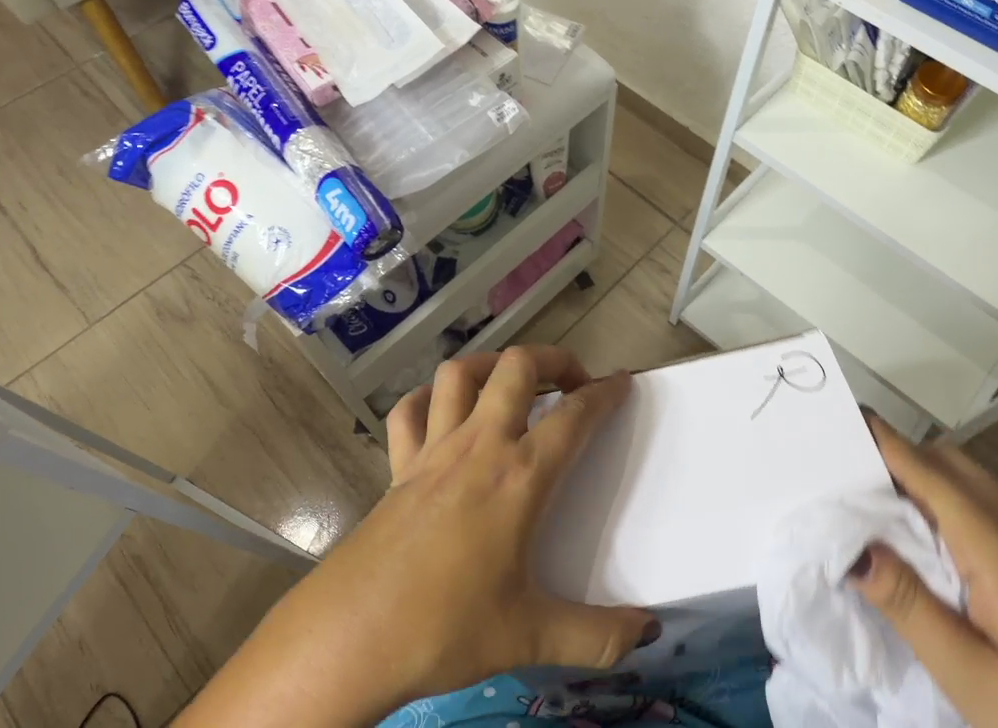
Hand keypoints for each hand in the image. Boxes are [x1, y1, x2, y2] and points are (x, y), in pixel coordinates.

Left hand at [176, 347, 654, 727]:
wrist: (350, 637)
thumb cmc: (445, 628)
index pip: (573, 416)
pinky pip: (409, 412)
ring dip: (491, 365)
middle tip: (571, 381)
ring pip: (459, 375)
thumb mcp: (530, 636)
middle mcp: (477, 447)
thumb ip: (597, 637)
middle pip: (516, 368)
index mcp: (519, 476)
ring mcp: (431, 452)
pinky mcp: (396, 468)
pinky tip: (440, 411)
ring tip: (512, 383)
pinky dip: (428, 399)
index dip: (604, 393)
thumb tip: (647, 633)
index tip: (621, 382)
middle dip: (552, 359)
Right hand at [851, 414, 997, 727]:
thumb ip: (910, 607)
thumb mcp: (973, 676)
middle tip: (843, 472)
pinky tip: (929, 542)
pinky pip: (990, 511)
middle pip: (952, 465)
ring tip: (874, 502)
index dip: (883, 441)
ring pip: (973, 485)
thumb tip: (853, 546)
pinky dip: (948, 504)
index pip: (929, 472)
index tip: (839, 418)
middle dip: (897, 455)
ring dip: (923, 478)